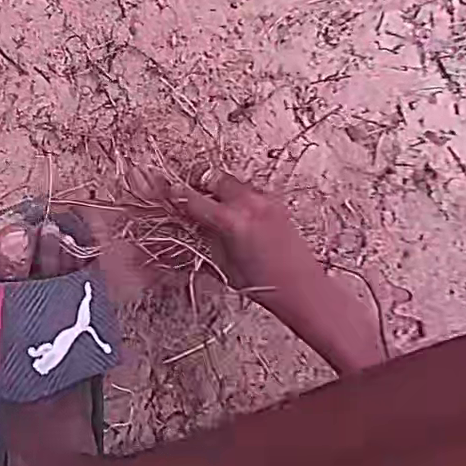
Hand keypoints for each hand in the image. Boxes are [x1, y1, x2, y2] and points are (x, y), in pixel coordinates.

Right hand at [131, 166, 386, 373]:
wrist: (302, 288)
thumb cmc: (260, 283)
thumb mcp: (221, 262)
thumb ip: (201, 235)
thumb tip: (183, 220)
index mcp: (231, 220)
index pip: (192, 198)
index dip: (173, 193)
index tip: (163, 188)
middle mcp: (248, 203)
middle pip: (212, 177)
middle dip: (198, 183)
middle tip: (190, 195)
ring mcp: (264, 199)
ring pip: (230, 180)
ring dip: (217, 189)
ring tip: (214, 206)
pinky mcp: (275, 201)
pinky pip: (247, 189)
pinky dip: (236, 195)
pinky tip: (236, 213)